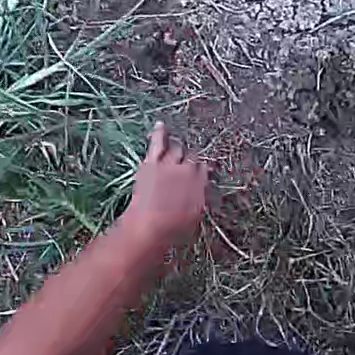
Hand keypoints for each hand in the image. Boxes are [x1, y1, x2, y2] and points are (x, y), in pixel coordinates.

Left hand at [118, 122, 208, 251]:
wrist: (150, 226)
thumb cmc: (172, 228)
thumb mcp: (193, 215)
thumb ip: (198, 198)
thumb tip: (200, 190)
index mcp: (201, 185)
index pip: (204, 169)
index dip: (199, 169)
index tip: (197, 170)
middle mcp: (189, 171)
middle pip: (192, 157)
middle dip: (189, 157)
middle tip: (185, 160)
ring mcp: (170, 165)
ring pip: (177, 148)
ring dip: (177, 148)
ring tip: (176, 146)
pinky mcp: (152, 162)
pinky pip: (158, 143)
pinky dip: (159, 133)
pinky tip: (160, 126)